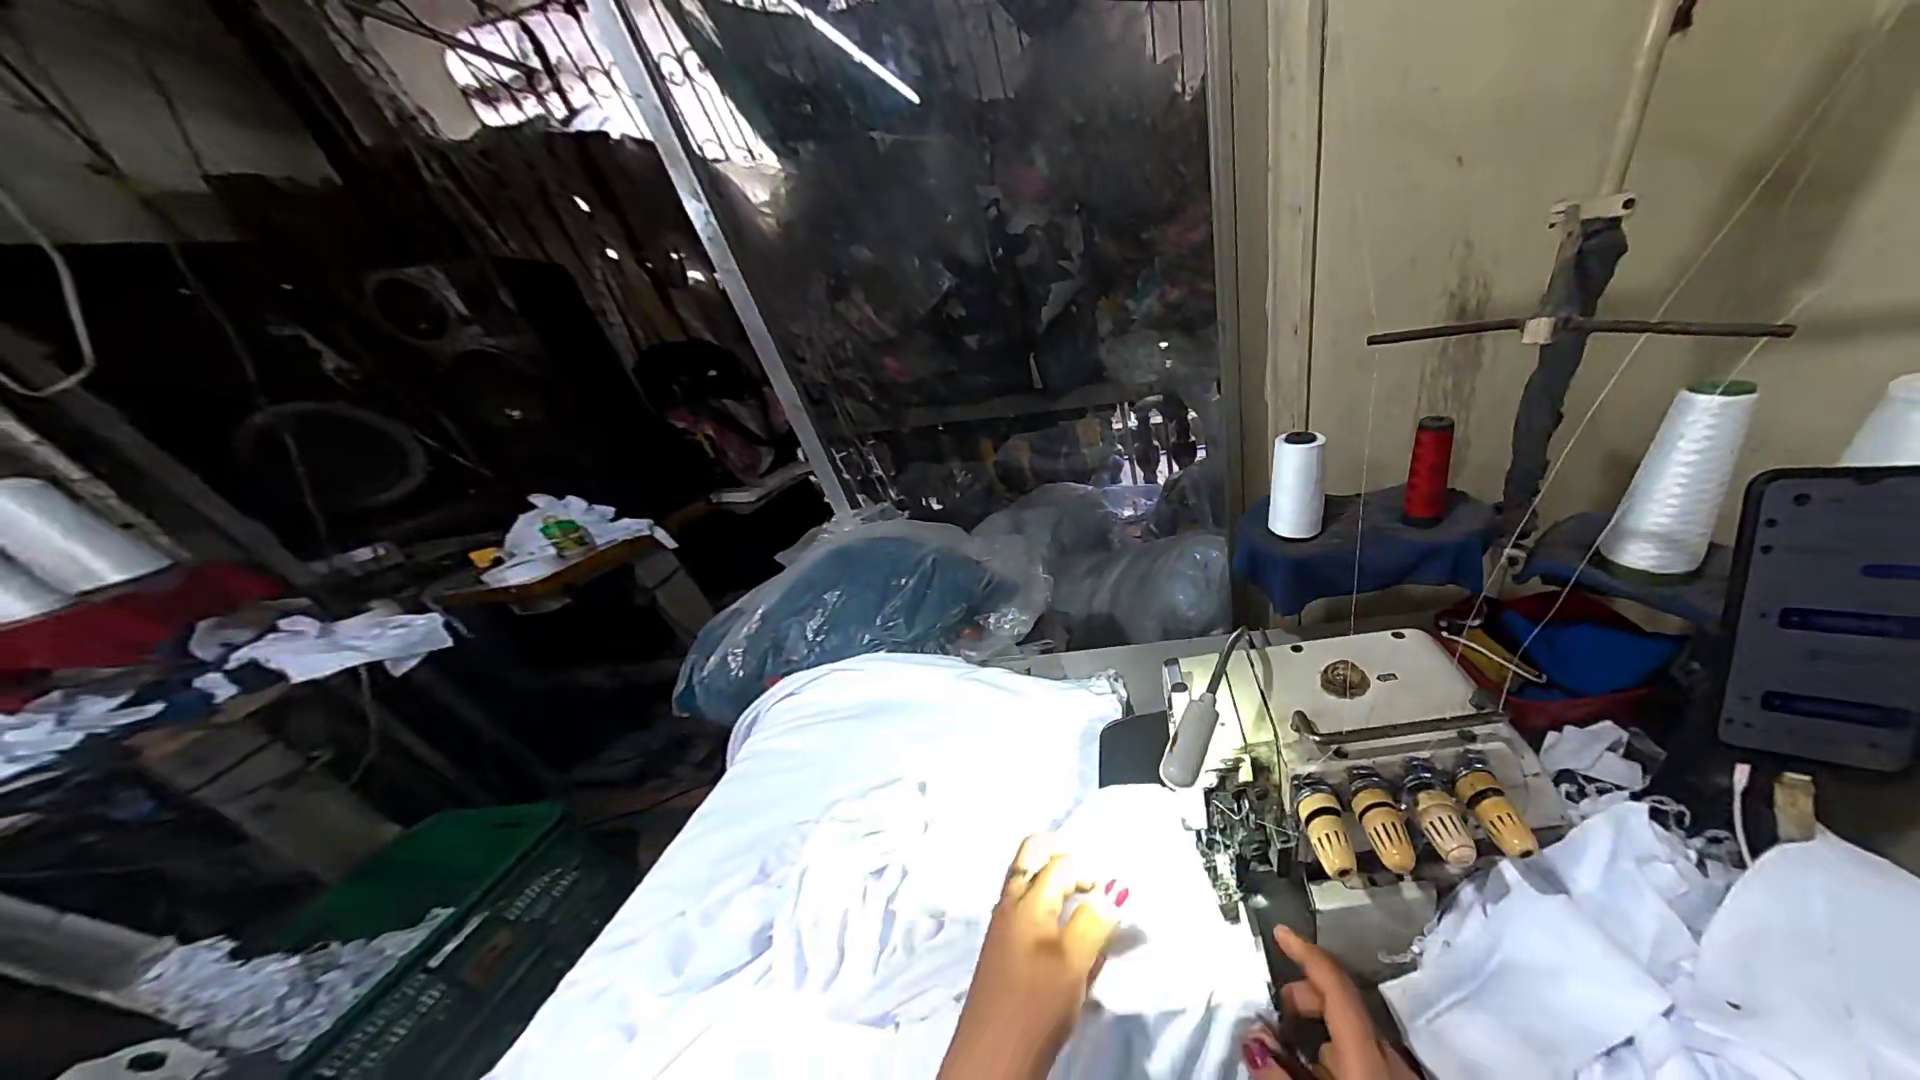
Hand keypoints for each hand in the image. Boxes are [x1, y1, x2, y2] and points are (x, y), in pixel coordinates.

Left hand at [938, 835, 1124, 1079]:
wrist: (993, 1054)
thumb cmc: (1037, 1003)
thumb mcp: (1074, 961)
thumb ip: (1093, 921)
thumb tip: (1110, 892)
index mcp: (1027, 899)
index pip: (1061, 864)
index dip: (1089, 872)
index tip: (1108, 896)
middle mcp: (1009, 901)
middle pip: (1030, 854)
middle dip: (1059, 854)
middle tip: (1087, 877)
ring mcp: (1001, 921)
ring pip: (1023, 877)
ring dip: (1049, 876)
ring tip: (1078, 898)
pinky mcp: (1000, 944)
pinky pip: (1021, 902)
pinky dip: (1041, 898)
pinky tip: (1057, 924)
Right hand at [1242, 925, 1418, 1079]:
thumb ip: (1279, 1076)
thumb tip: (1254, 1040)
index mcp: (1368, 1056)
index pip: (1336, 987)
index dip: (1306, 954)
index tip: (1280, 932)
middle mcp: (1391, 1060)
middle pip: (1344, 1007)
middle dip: (1303, 1000)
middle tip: (1273, 1019)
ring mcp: (1402, 1078)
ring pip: (1354, 1038)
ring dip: (1318, 1037)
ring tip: (1292, 1062)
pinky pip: (1367, 1062)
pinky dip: (1337, 1060)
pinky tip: (1318, 1079)